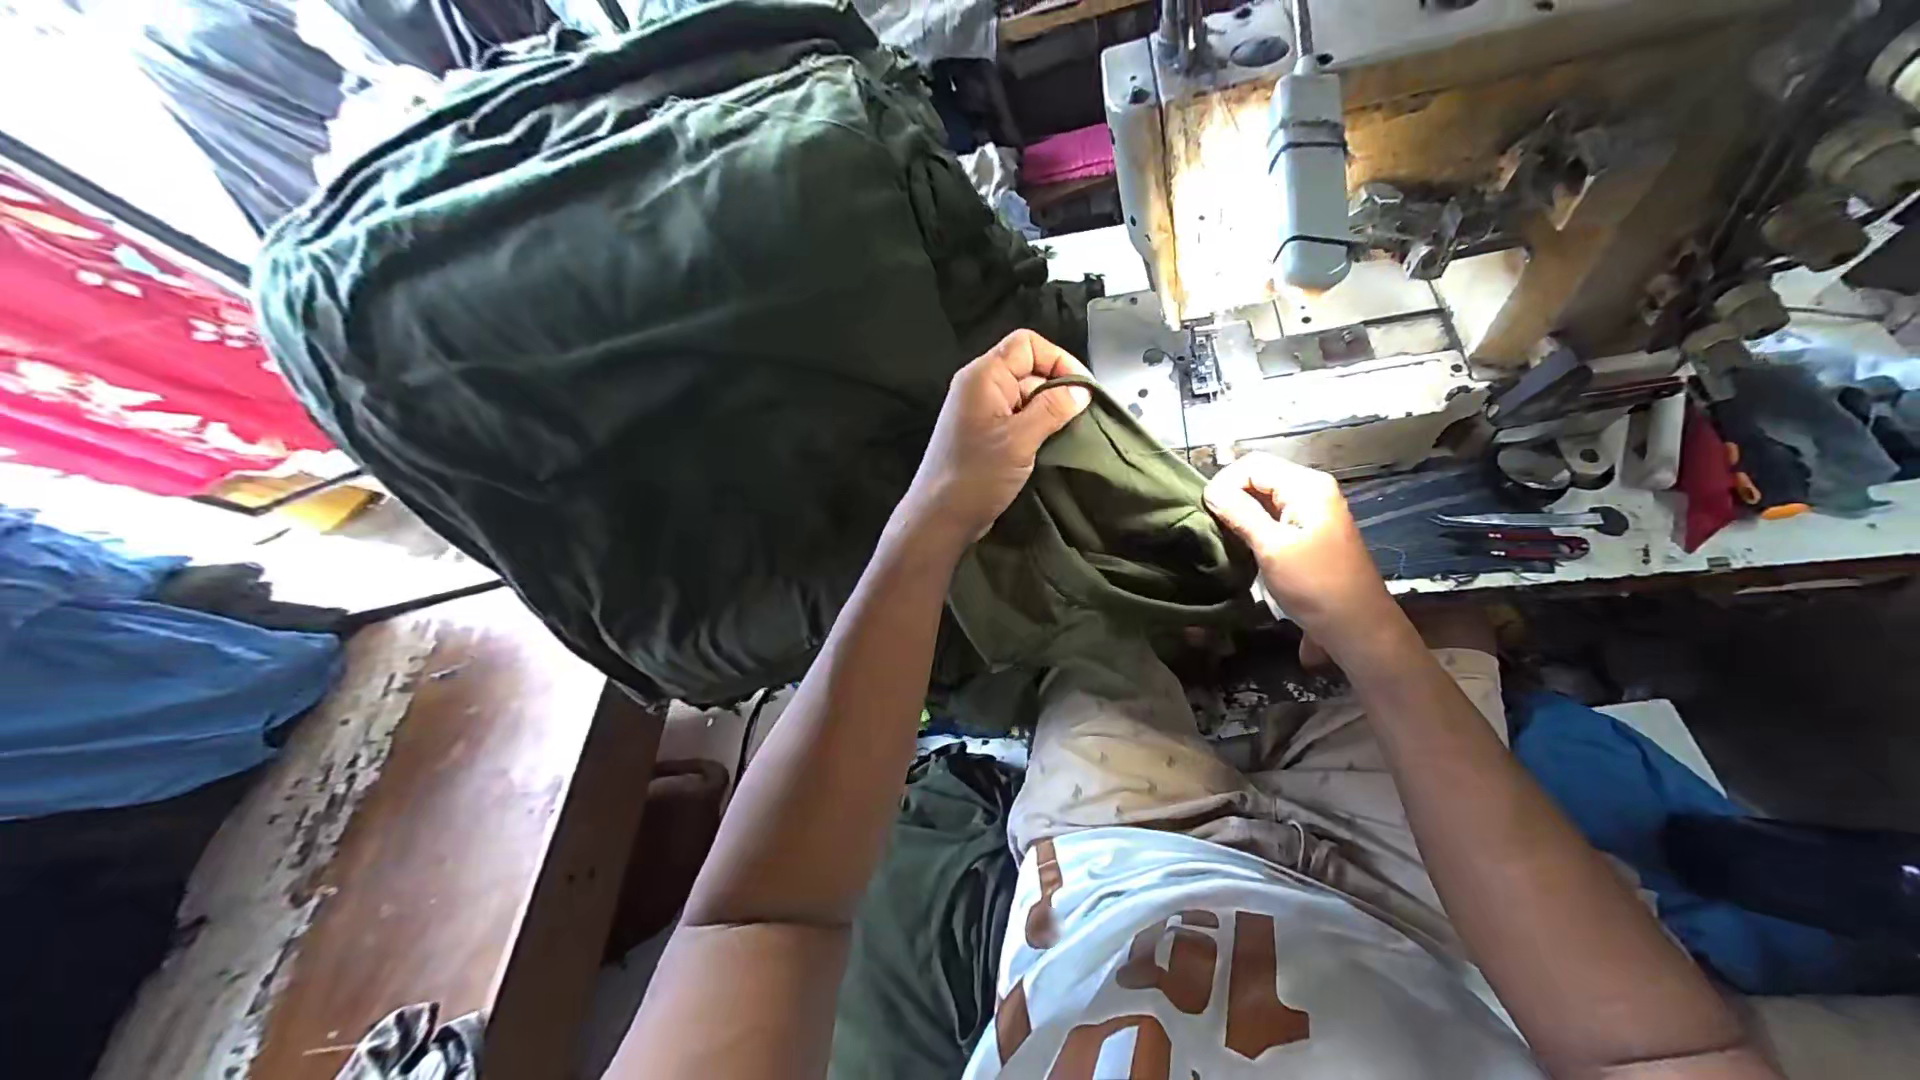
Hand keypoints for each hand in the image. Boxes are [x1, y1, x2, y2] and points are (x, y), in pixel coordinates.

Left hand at [898, 329, 1092, 547]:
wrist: (940, 517)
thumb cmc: (976, 475)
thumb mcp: (1019, 439)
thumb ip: (1052, 409)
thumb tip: (1082, 389)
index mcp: (983, 376)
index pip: (1027, 344)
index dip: (1058, 359)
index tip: (1082, 389)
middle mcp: (980, 386)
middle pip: (1028, 368)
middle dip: (1057, 387)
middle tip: (1080, 416)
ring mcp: (981, 411)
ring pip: (1026, 395)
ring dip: (1049, 410)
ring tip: (1070, 432)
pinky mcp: (985, 434)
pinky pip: (1017, 417)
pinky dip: (1037, 426)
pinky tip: (1052, 444)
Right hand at [1203, 453, 1398, 656]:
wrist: (1356, 624)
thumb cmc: (1314, 585)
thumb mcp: (1272, 548)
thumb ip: (1240, 514)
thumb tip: (1211, 491)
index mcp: (1307, 486)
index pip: (1251, 464)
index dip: (1224, 483)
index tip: (1207, 512)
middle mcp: (1312, 489)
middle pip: (1258, 475)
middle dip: (1231, 493)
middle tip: (1212, 522)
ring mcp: (1312, 508)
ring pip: (1263, 494)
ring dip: (1240, 508)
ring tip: (1223, 532)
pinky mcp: (1308, 528)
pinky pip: (1273, 511)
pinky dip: (1253, 519)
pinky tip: (1243, 540)